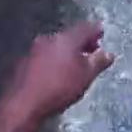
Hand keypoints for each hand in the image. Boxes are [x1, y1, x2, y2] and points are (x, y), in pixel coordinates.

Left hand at [0, 23, 114, 131]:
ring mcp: (34, 49)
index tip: (101, 33)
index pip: (86, 28)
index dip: (96, 30)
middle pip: (70, 36)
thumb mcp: (86, 76)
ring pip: (56, 45)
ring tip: (75, 63)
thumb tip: (108, 53)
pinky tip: (56, 72)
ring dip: (67, 51)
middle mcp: (50, 38)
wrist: (23, 103)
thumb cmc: (60, 87)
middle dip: (81, 42)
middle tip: (92, 50)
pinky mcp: (24, 61)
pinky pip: (45, 56)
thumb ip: (98, 62)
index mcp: (67, 39)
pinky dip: (54, 60)